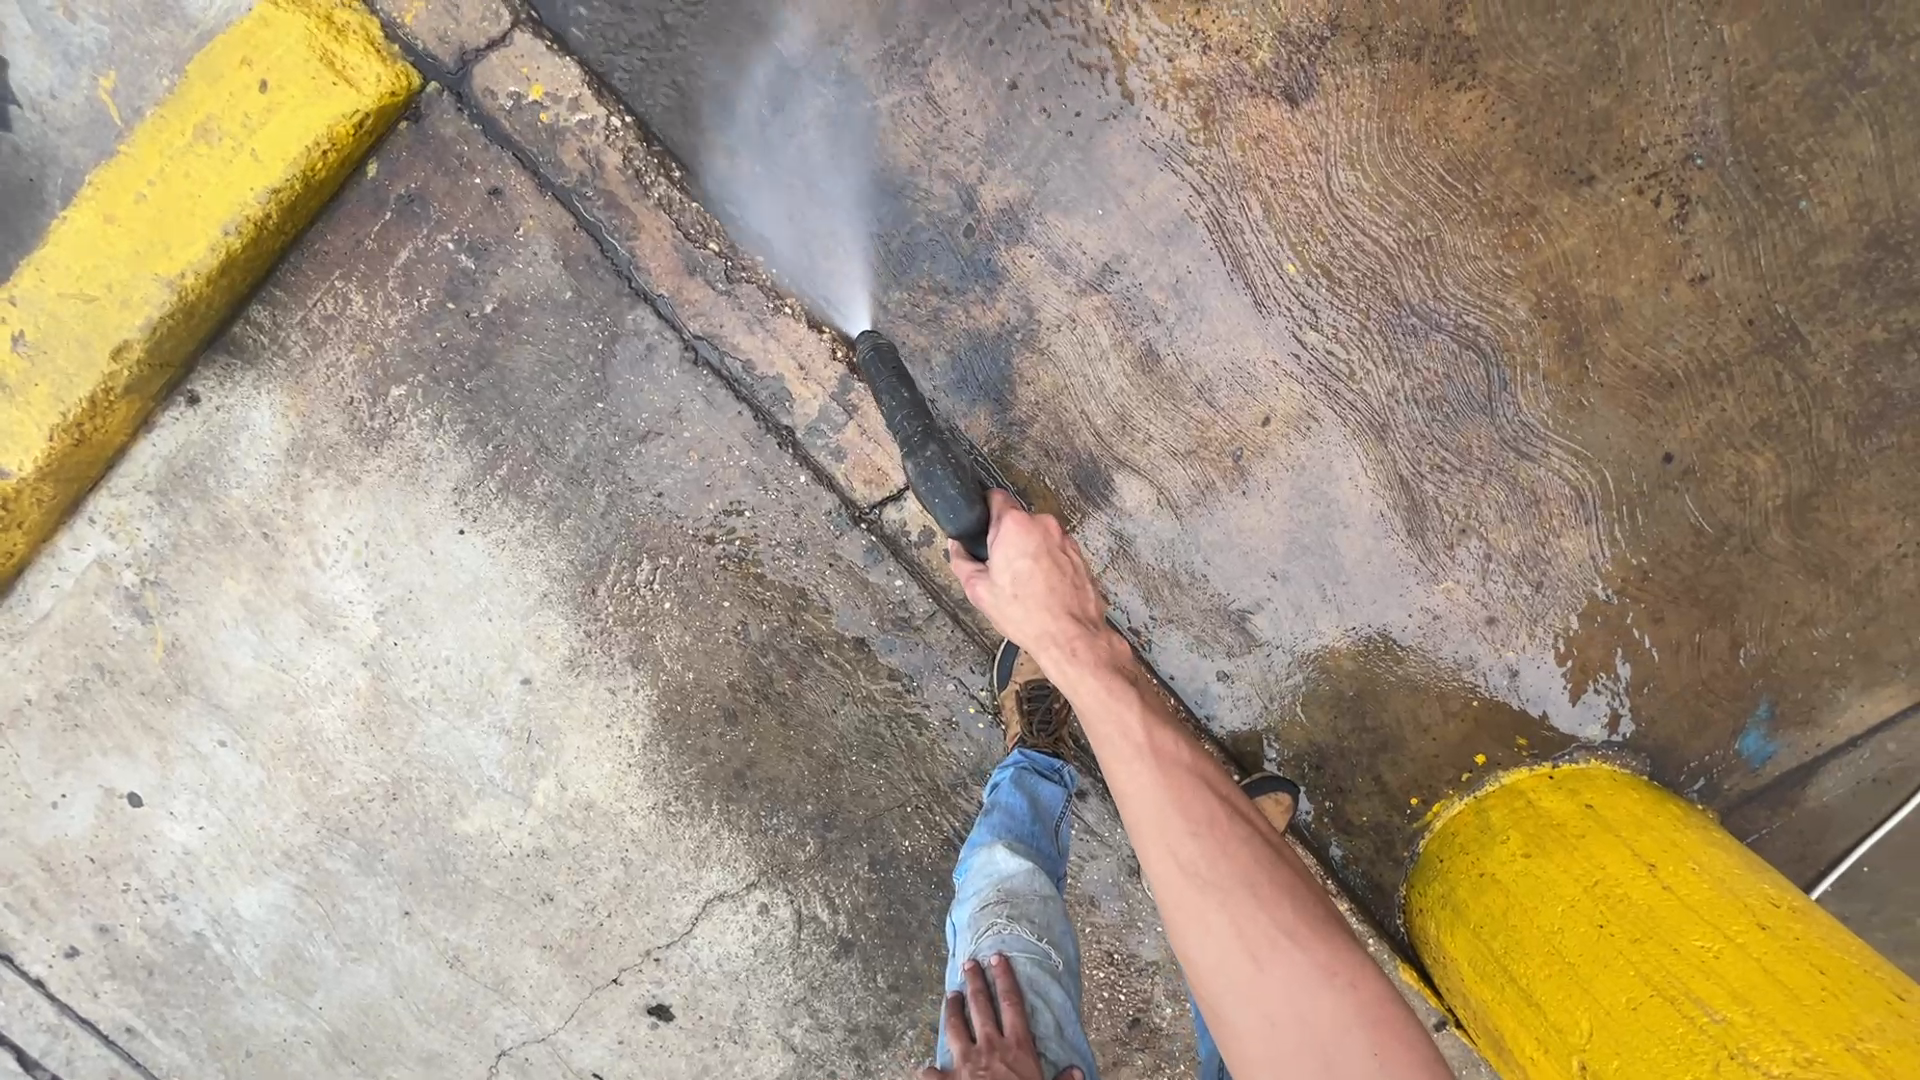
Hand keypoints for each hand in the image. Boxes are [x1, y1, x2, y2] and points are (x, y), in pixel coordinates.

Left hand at [918, 956, 1083, 1079]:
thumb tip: (1078, 1071)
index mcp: (1016, 1048)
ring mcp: (965, 1062)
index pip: (1011, 1003)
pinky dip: (929, 1068)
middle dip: (974, 982)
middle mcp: (989, 1046)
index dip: (1004, 977)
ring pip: (954, 1025)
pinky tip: (927, 1067)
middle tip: (969, 964)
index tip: (997, 957)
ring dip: (951, 1009)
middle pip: (980, 1005)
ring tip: (950, 996)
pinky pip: (932, 1070)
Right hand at [948, 490, 1113, 670]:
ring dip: (1028, 551)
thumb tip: (957, 548)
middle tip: (998, 566)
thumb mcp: (978, 590)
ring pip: (1037, 536)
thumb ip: (961, 561)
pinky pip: (1055, 550)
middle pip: (1016, 520)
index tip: (982, 524)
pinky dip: (1047, 563)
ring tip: (1022, 583)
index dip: (985, 510)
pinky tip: (1040, 587)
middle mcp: (1042, 524)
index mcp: (1014, 526)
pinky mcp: (1078, 554)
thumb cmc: (1028, 614)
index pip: (995, 497)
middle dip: (1006, 539)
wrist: (1069, 635)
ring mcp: (1064, 538)